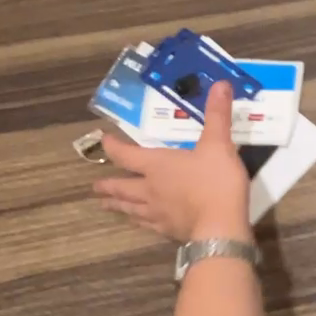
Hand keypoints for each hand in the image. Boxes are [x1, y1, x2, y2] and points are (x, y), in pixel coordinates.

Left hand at [93, 81, 251, 242]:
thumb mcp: (218, 144)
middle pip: (121, 186)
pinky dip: (139, 222)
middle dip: (107, 185)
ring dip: (117, 205)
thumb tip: (221, 84)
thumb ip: (217, 115)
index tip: (104, 141)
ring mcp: (157, 213)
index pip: (125, 154)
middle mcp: (149, 189)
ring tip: (106, 205)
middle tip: (95, 186)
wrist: (220, 226)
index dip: (113, 146)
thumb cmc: (215, 181)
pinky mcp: (168, 230)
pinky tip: (139, 223)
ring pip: (129, 208)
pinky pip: (147, 225)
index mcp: (156, 165)